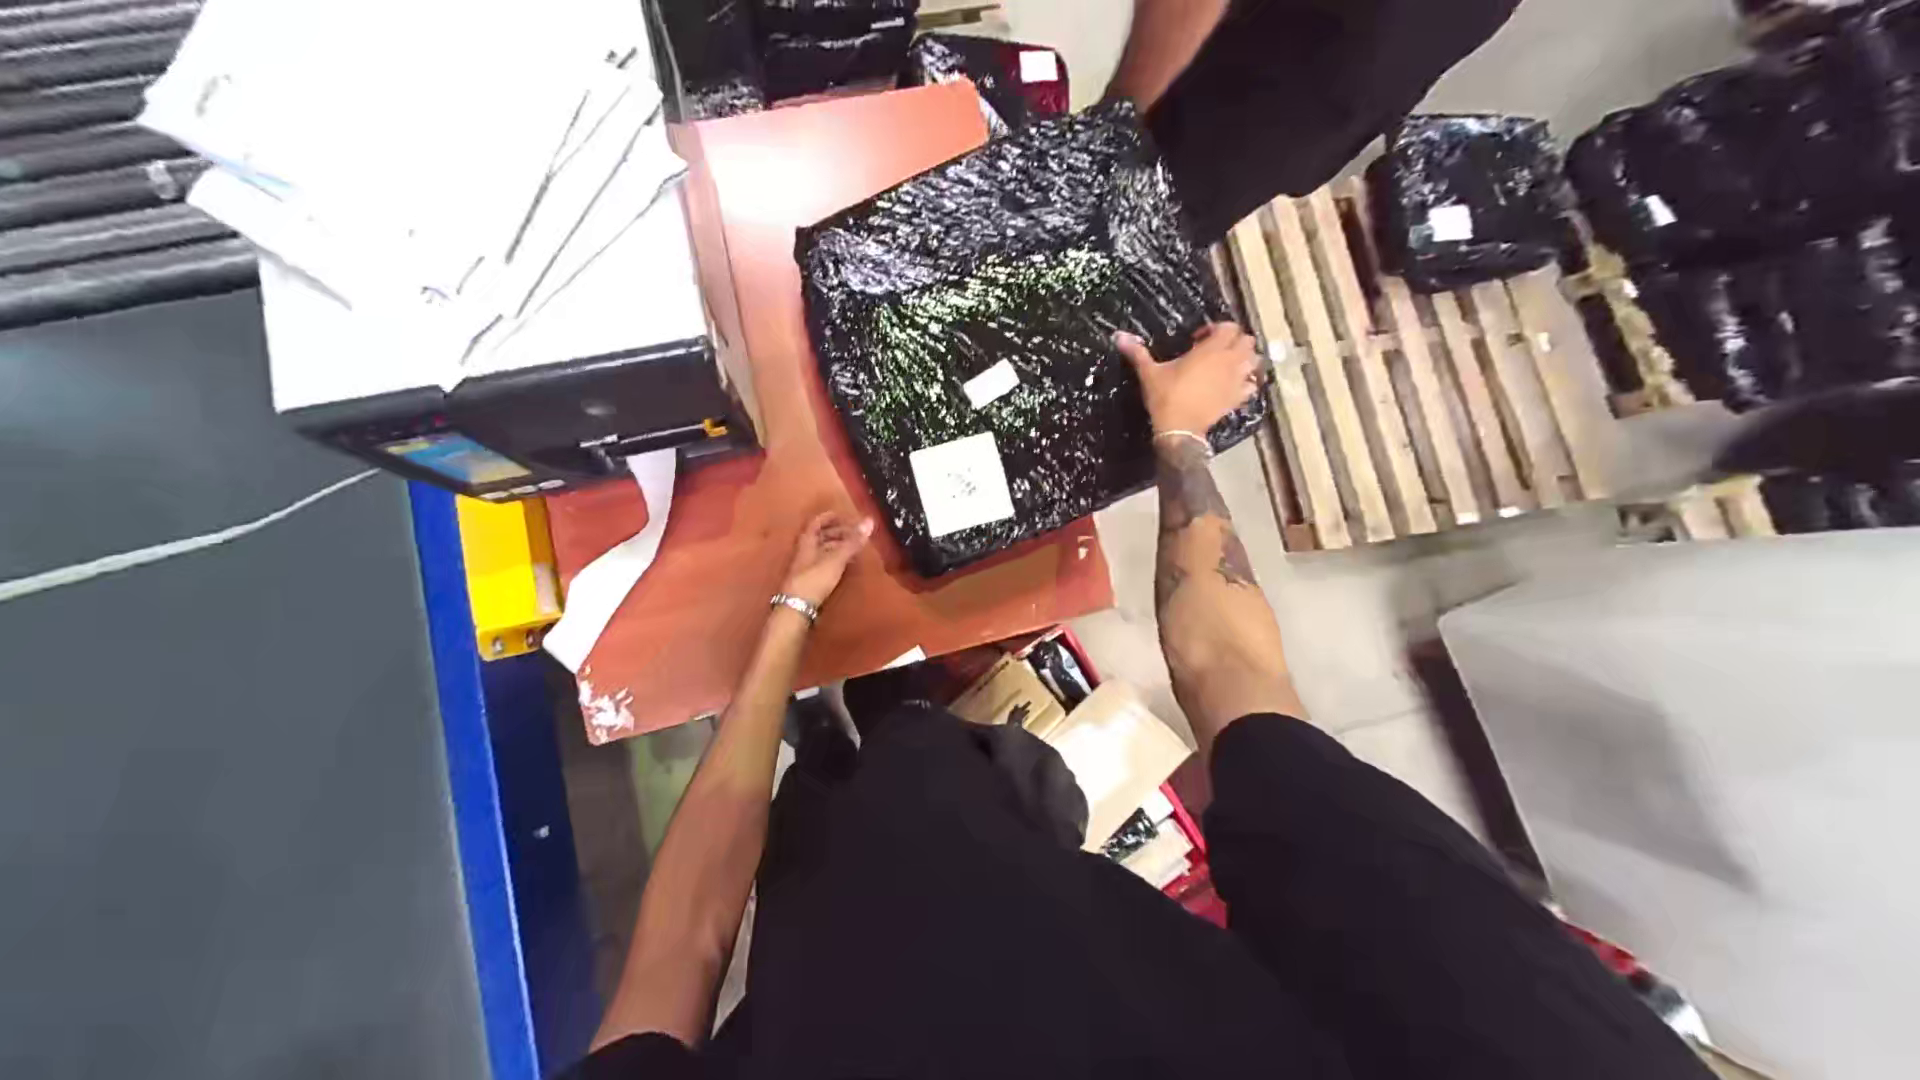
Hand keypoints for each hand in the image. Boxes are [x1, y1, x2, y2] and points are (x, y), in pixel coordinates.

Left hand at [779, 510, 873, 608]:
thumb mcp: (836, 559)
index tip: (842, 515)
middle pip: (820, 537)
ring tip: (854, 546)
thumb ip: (852, 542)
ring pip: (823, 550)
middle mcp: (805, 552)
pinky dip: (836, 559)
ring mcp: (806, 567)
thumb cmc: (814, 579)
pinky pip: (824, 563)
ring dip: (838, 546)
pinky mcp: (810, 580)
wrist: (797, 608)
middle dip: (837, 532)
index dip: (828, 517)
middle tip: (854, 532)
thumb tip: (869, 521)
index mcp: (807, 542)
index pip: (816, 523)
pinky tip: (845, 564)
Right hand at [1115, 323, 1259, 436]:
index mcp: (1211, 350)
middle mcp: (1229, 361)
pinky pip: (1252, 385)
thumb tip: (1118, 336)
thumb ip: (1137, 352)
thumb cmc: (1165, 397)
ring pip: (1254, 360)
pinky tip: (1233, 385)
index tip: (1199, 340)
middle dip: (1234, 341)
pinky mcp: (1238, 398)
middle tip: (1216, 350)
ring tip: (1227, 365)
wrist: (1179, 430)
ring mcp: (1237, 380)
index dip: (1216, 329)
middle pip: (1247, 340)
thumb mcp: (1150, 373)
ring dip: (1244, 359)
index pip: (1229, 327)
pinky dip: (1247, 382)